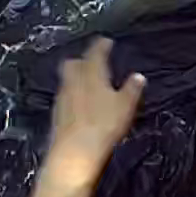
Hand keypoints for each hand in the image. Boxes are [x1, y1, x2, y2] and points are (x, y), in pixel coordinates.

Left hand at [40, 37, 143, 196]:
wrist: (73, 155)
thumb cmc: (103, 125)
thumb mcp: (125, 106)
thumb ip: (131, 89)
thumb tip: (139, 76)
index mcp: (92, 73)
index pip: (95, 52)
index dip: (101, 45)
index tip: (106, 41)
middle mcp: (73, 81)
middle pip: (73, 63)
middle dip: (82, 59)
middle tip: (92, 61)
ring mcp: (62, 98)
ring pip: (67, 80)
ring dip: (76, 77)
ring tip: (88, 82)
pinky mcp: (56, 115)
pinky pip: (64, 97)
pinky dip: (73, 95)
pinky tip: (80, 104)